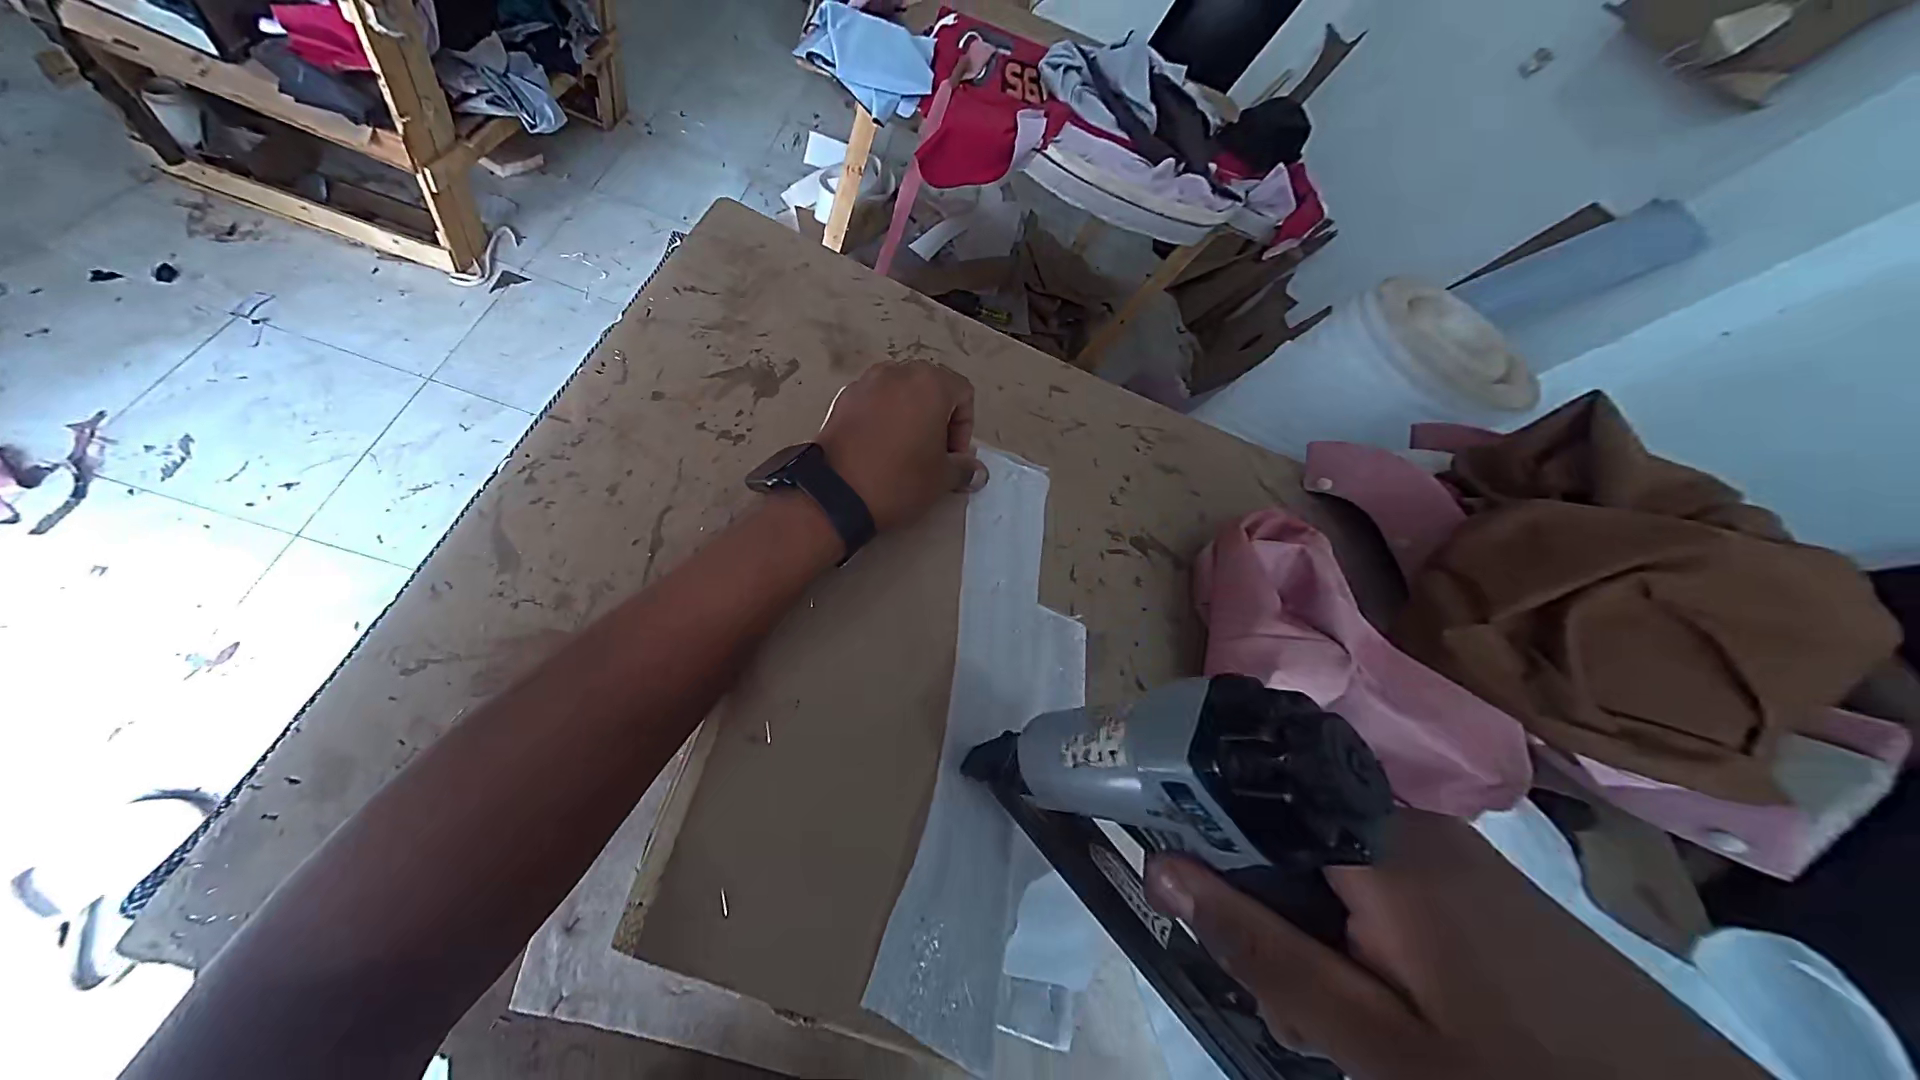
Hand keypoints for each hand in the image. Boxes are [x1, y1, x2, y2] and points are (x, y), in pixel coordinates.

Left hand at [816, 360, 986, 531]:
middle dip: (938, 418)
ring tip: (906, 450)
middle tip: (934, 453)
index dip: (964, 428)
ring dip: (910, 416)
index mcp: (930, 383)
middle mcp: (898, 372)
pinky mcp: (842, 399)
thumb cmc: (899, 480)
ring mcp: (866, 383)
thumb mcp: (941, 478)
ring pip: (900, 393)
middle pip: (931, 388)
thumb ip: (963, 468)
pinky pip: (874, 403)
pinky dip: (883, 419)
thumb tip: (975, 471)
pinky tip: (879, 450)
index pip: (963, 394)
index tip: (953, 457)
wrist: (836, 493)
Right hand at [1143, 810, 1769, 1079]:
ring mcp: (1445, 848)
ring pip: (1327, 861)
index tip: (1193, 898)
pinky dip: (1351, 928)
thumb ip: (1262, 947)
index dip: (1204, 833)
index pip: (1249, 797)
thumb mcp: (1372, 1040)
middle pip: (1286, 833)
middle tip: (1284, 1004)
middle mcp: (1407, 821)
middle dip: (1261, 905)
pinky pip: (1376, 879)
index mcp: (1378, 842)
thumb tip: (1162, 866)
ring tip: (1335, 1021)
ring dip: (1306, 926)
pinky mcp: (1470, 878)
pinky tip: (1377, 998)